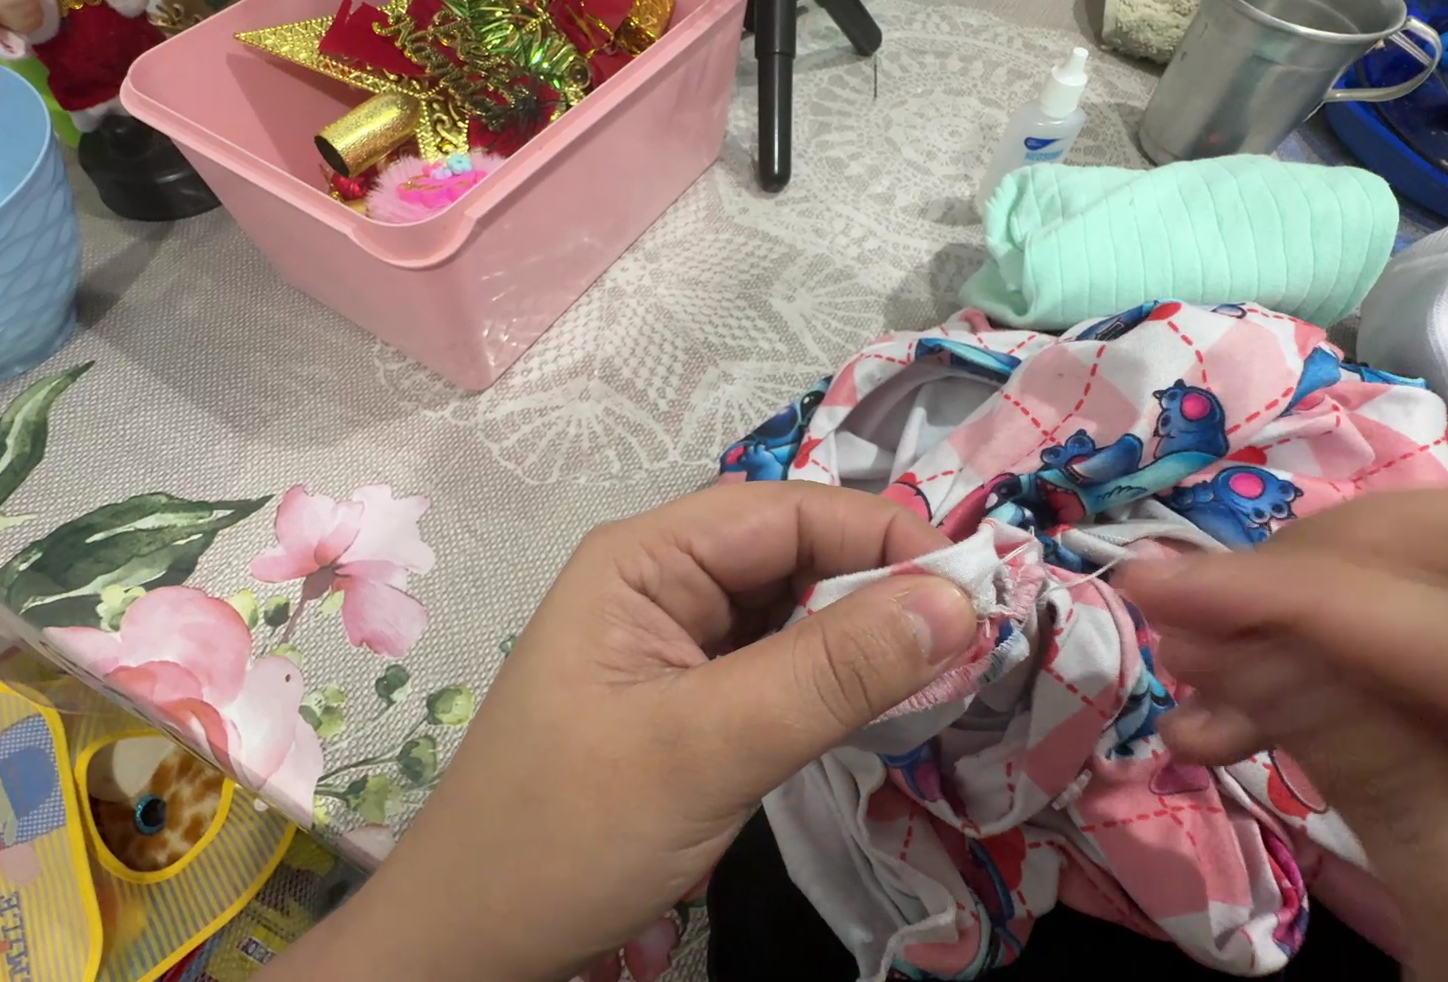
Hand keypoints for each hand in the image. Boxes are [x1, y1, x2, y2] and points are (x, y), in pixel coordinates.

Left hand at [264, 482, 979, 981]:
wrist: (474, 935)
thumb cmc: (569, 832)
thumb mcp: (708, 747)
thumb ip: (832, 671)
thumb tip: (956, 601)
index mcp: (644, 557)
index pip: (784, 513)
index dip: (881, 534)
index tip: (974, 589)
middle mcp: (658, 577)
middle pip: (788, 552)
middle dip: (875, 583)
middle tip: (967, 638)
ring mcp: (670, 633)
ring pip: (787, 606)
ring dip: (858, 630)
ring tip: (935, 667)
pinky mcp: (684, 686)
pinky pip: (773, 656)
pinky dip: (828, 672)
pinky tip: (872, 697)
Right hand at [1120, 482, 1447, 980]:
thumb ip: (1389, 790)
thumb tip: (1223, 646)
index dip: (1305, 600)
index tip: (1152, 585)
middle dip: (1322, 568)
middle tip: (1202, 613)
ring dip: (1302, 612)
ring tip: (1200, 678)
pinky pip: (1436, 621)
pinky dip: (1324, 645)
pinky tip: (1248, 700)